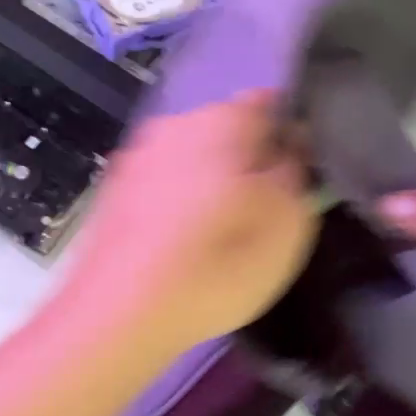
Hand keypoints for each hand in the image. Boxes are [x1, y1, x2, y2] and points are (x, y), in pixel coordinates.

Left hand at [58, 90, 318, 349]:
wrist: (119, 313)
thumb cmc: (219, 263)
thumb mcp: (288, 219)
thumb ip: (297, 167)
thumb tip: (291, 141)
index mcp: (223, 117)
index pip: (272, 102)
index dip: (292, 134)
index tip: (302, 172)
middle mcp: (175, 122)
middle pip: (228, 129)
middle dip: (249, 159)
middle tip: (268, 209)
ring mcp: (137, 156)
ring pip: (192, 158)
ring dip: (212, 183)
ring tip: (225, 235)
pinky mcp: (113, 192)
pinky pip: (162, 186)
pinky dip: (178, 205)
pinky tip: (184, 246)